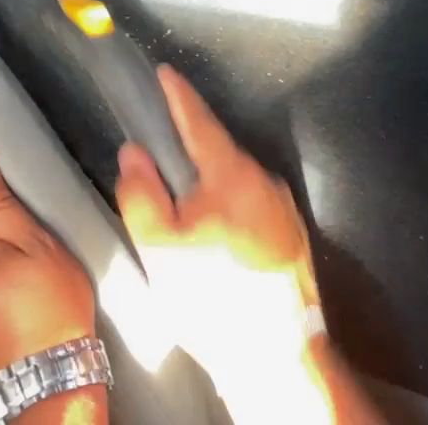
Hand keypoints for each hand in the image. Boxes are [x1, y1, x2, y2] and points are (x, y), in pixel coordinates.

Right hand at [114, 67, 318, 387]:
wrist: (277, 355)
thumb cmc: (213, 296)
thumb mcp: (159, 247)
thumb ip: (141, 192)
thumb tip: (135, 153)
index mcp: (230, 173)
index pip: (198, 119)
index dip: (177, 94)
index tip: (165, 72)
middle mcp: (263, 180)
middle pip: (217, 152)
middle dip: (190, 152)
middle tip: (162, 166)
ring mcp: (283, 207)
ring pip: (235, 182)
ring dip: (210, 186)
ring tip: (187, 220)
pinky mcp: (292, 234)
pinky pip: (252, 205)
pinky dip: (230, 209)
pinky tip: (216, 241)